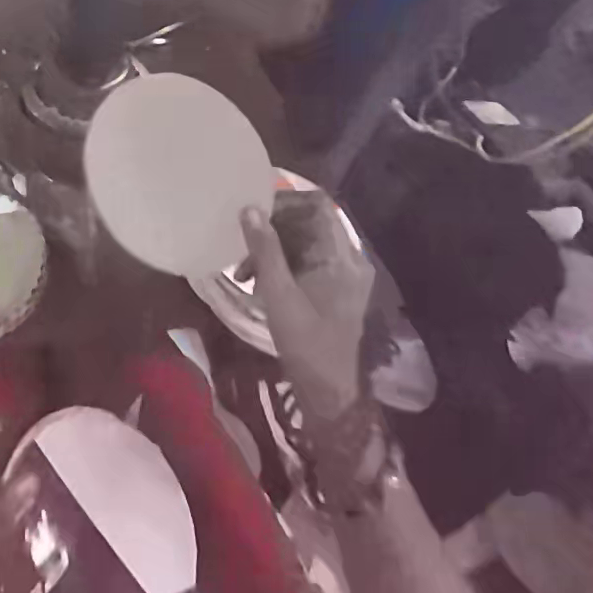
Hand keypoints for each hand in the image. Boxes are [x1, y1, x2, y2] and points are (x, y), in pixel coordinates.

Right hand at [242, 192, 374, 418]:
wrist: (328, 391)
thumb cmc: (306, 341)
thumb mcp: (279, 293)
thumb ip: (265, 249)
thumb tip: (249, 209)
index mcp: (343, 258)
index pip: (318, 205)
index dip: (286, 201)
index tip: (254, 209)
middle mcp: (349, 260)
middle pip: (309, 222)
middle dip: (272, 227)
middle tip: (243, 241)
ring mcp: (343, 275)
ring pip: (304, 241)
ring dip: (272, 246)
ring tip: (244, 267)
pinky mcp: (334, 287)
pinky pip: (305, 259)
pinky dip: (280, 262)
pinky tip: (256, 279)